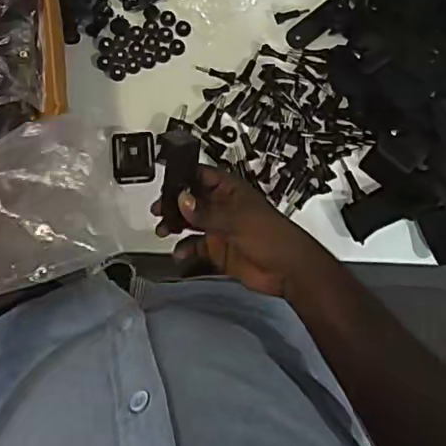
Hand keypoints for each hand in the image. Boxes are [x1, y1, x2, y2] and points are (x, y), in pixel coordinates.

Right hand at [152, 165, 330, 297]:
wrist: (288, 271)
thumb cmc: (270, 235)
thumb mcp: (236, 219)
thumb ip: (206, 211)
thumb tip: (181, 200)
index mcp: (228, 189)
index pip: (200, 175)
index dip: (183, 177)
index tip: (165, 183)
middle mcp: (221, 206)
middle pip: (191, 199)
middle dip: (174, 203)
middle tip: (158, 209)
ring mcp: (219, 228)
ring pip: (190, 222)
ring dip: (176, 225)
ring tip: (163, 230)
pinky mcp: (219, 249)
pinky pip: (196, 246)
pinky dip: (185, 248)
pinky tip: (178, 252)